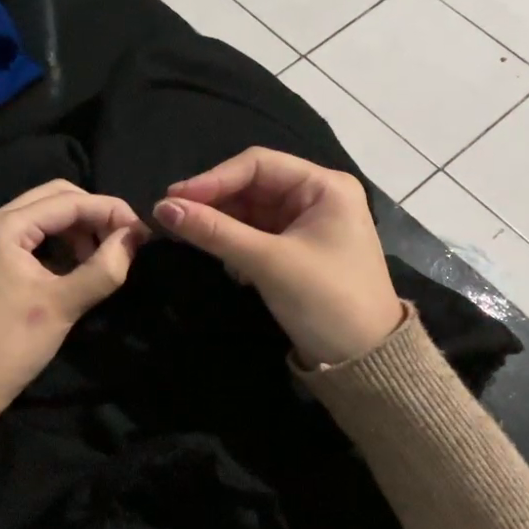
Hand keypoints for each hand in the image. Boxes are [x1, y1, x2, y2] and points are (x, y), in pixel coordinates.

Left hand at [0, 181, 146, 447]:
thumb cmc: (11, 344)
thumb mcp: (64, 304)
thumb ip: (104, 267)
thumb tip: (135, 237)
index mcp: (4, 226)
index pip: (67, 201)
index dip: (110, 211)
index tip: (143, 233)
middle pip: (55, 198)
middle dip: (93, 215)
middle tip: (124, 243)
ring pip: (44, 215)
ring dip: (78, 229)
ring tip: (101, 259)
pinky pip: (33, 235)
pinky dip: (60, 243)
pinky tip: (77, 266)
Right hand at [153, 147, 404, 367]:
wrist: (366, 363)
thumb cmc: (325, 301)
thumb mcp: (268, 262)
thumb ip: (215, 232)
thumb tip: (161, 208)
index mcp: (324, 186)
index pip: (257, 165)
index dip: (212, 179)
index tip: (173, 199)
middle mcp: (317, 197)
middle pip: (251, 186)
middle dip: (214, 202)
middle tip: (171, 217)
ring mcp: (306, 224)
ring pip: (249, 211)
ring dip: (220, 224)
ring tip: (187, 236)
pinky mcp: (296, 250)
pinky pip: (255, 234)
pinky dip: (233, 243)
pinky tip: (218, 258)